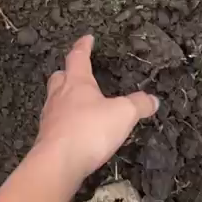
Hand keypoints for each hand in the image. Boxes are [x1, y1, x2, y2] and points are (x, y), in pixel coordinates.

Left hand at [29, 35, 158, 181]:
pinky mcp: (47, 139)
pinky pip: (56, 123)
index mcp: (77, 83)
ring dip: (64, 98)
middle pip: (59, 77)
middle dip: (68, 72)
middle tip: (76, 72)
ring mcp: (50, 118)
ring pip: (55, 100)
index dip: (84, 46)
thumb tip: (154, 99)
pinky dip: (65, 121)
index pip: (79, 57)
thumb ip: (139, 104)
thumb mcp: (123, 114)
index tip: (88, 38)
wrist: (57, 164)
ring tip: (77, 102)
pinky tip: (74, 129)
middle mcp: (59, 96)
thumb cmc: (90, 130)